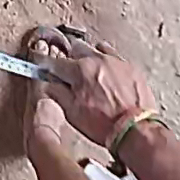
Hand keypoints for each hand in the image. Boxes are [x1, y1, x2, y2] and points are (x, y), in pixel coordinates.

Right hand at [29, 26, 155, 146]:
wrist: (137, 130)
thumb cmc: (105, 124)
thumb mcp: (72, 112)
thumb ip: (57, 93)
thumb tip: (48, 84)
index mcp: (79, 70)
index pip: (54, 61)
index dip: (46, 65)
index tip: (42, 67)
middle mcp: (96, 60)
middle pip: (76, 48)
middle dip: (70, 59)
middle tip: (69, 73)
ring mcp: (115, 61)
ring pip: (96, 49)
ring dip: (89, 58)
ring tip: (90, 73)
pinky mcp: (130, 67)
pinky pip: (114, 57)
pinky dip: (107, 62)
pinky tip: (107, 73)